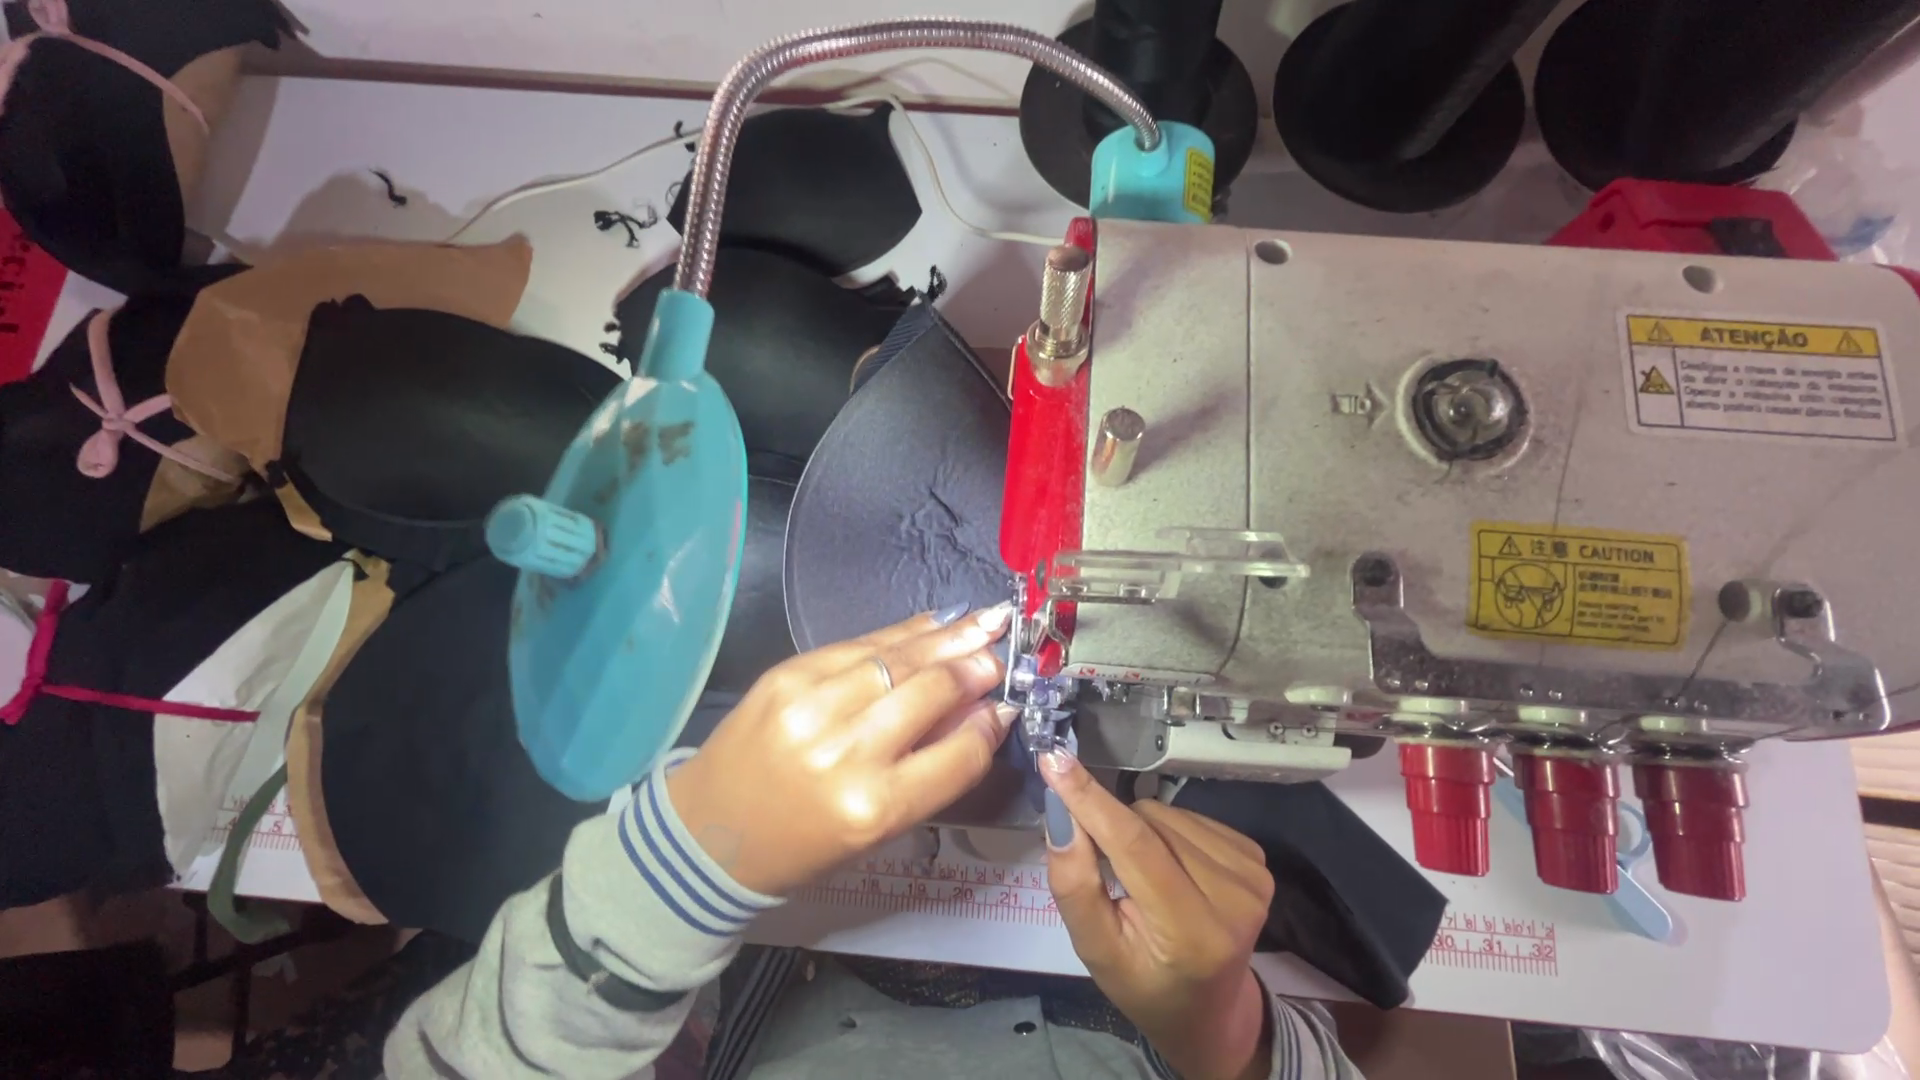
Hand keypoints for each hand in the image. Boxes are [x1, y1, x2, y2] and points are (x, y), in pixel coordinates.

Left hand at [667, 604, 1015, 896]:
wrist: (709, 832)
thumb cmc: (801, 846)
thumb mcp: (875, 829)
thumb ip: (930, 771)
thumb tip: (980, 713)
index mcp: (872, 807)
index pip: (958, 754)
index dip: (989, 727)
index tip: (1005, 707)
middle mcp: (845, 750)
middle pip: (932, 693)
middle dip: (975, 669)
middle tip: (1000, 653)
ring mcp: (812, 703)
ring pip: (899, 658)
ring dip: (948, 638)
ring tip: (986, 622)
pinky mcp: (788, 673)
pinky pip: (860, 644)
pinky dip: (903, 633)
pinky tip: (934, 623)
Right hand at [1043, 752, 1274, 1079]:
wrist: (1211, 1010)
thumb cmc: (1145, 984)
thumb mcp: (1096, 950)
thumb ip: (1075, 884)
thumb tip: (1059, 813)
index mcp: (1190, 932)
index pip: (1134, 845)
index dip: (1090, 798)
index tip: (1053, 759)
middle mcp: (1233, 898)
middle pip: (1148, 823)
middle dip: (1111, 826)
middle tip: (1103, 866)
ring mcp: (1252, 876)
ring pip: (1167, 813)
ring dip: (1139, 829)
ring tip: (1140, 875)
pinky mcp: (1257, 859)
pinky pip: (1190, 817)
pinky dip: (1165, 831)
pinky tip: (1168, 866)